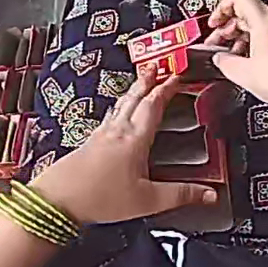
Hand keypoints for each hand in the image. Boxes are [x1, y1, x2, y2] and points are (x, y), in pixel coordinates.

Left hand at [29, 69, 217, 225]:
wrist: (58, 198)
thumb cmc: (99, 198)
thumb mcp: (147, 201)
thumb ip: (180, 195)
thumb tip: (209, 194)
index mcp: (135, 138)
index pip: (154, 104)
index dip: (167, 87)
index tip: (177, 75)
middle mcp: (117, 130)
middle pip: (136, 96)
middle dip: (150, 79)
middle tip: (159, 65)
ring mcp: (101, 134)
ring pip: (122, 103)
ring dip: (135, 90)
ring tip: (142, 81)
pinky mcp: (90, 142)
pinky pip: (111, 116)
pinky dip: (121, 106)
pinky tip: (119, 113)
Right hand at [206, 0, 267, 114]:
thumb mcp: (246, 75)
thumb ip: (225, 62)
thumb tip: (219, 59)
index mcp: (266, 20)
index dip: (221, 8)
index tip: (214, 23)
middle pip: (249, 11)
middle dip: (231, 26)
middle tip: (220, 43)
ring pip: (263, 22)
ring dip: (246, 35)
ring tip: (237, 56)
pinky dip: (262, 41)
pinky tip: (257, 60)